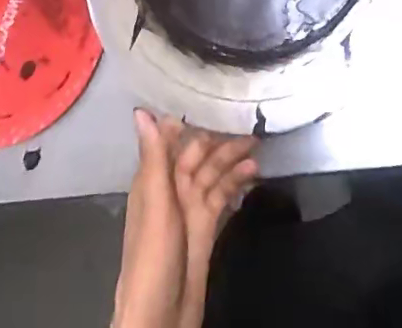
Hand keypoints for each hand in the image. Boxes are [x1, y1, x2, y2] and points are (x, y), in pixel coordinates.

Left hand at [113, 109, 258, 327]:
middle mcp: (171, 189)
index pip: (172, 139)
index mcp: (153, 179)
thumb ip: (154, 157)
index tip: (214, 95)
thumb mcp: (155, 203)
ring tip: (258, 143)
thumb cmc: (152, 257)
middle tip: (249, 121)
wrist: (161, 317)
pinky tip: (254, 172)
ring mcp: (190, 209)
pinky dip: (236, 183)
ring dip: (233, 158)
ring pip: (213, 173)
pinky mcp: (206, 228)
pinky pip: (222, 196)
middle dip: (221, 137)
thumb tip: (142, 110)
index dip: (192, 118)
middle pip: (198, 154)